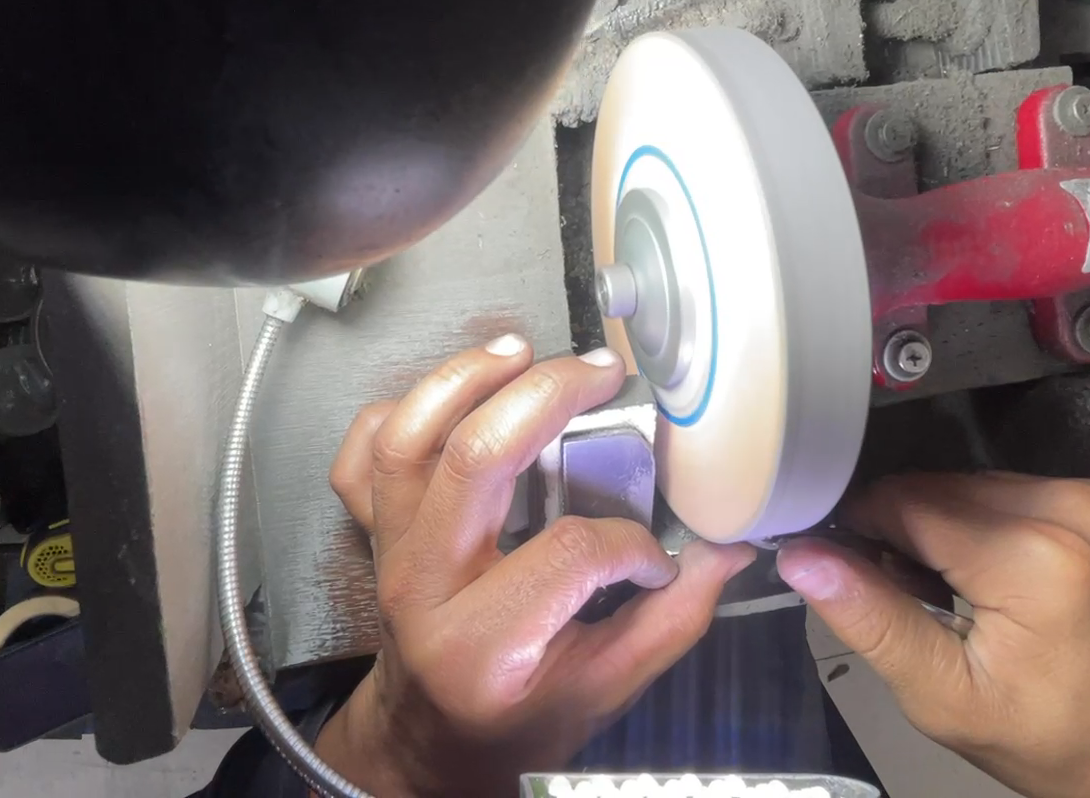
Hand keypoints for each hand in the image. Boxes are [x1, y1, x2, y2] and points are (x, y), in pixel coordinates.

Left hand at [314, 335, 754, 796]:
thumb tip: (727, 550)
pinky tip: (451, 397)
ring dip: (463, 379)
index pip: (566, 554)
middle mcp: (423, 585)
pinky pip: (362, 455)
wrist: (426, 739)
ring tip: (520, 349)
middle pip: (475, 461)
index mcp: (483, 645)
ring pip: (407, 440)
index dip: (627, 542)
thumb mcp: (599, 692)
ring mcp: (390, 550)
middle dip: (545, 396)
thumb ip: (668, 621)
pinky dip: (399, 411)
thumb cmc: (514, 721)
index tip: (655, 552)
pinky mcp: (374, 529)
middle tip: (600, 371)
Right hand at [778, 472, 1089, 797]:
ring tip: (946, 592)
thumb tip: (798, 556)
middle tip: (906, 599)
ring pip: (954, 485)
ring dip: (930, 527)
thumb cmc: (1055, 745)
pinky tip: (981, 573)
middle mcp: (1065, 506)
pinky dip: (969, 523)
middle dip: (896, 534)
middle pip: (926, 489)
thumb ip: (869, 619)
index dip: (859, 532)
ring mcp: (1087, 499)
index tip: (854, 576)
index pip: (895, 501)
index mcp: (1031, 556)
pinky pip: (992, 490)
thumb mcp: (944, 699)